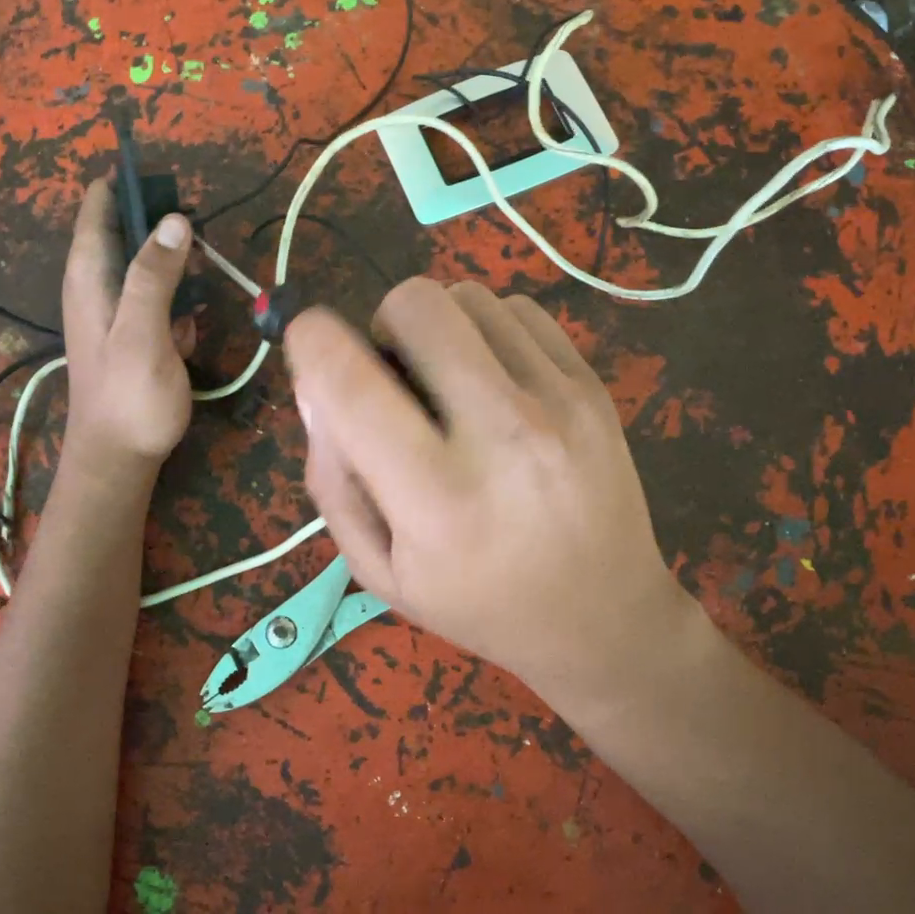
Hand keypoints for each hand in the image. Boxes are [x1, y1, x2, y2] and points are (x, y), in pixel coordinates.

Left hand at [60, 175, 196, 466]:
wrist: (121, 457)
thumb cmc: (129, 395)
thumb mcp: (143, 331)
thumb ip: (155, 275)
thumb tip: (175, 220)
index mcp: (89, 274)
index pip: (97, 206)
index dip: (128, 185)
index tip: (170, 184)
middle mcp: (98, 283)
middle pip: (130, 230)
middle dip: (167, 231)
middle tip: (200, 247)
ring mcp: (118, 308)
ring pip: (152, 265)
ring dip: (180, 274)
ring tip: (195, 300)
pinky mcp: (137, 330)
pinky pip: (162, 299)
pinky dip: (180, 306)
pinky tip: (187, 334)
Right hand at [283, 278, 703, 708]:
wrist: (605, 617)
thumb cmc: (477, 602)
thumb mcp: (378, 570)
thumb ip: (332, 478)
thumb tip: (314, 380)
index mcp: (436, 500)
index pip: (352, 383)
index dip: (311, 341)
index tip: (309, 342)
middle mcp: (503, 437)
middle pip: (416, 305)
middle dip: (383, 326)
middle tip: (395, 377)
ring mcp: (559, 402)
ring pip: (467, 297)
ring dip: (437, 328)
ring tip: (449, 385)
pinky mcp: (592, 384)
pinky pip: (518, 309)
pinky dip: (488, 331)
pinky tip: (494, 382)